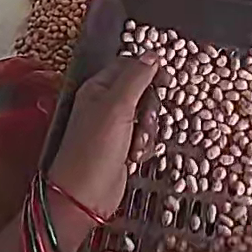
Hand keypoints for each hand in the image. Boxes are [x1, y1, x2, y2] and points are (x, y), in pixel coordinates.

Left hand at [47, 56, 157, 220]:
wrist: (85, 196)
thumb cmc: (95, 149)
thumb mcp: (117, 106)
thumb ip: (136, 77)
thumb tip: (153, 55)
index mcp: (98, 87)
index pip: (129, 65)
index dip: (148, 71)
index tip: (165, 81)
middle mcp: (104, 103)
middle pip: (142, 91)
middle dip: (149, 108)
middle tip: (143, 122)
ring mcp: (114, 126)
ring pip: (146, 115)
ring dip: (147, 130)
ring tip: (136, 145)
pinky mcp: (122, 146)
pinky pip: (144, 136)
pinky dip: (144, 146)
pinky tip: (135, 157)